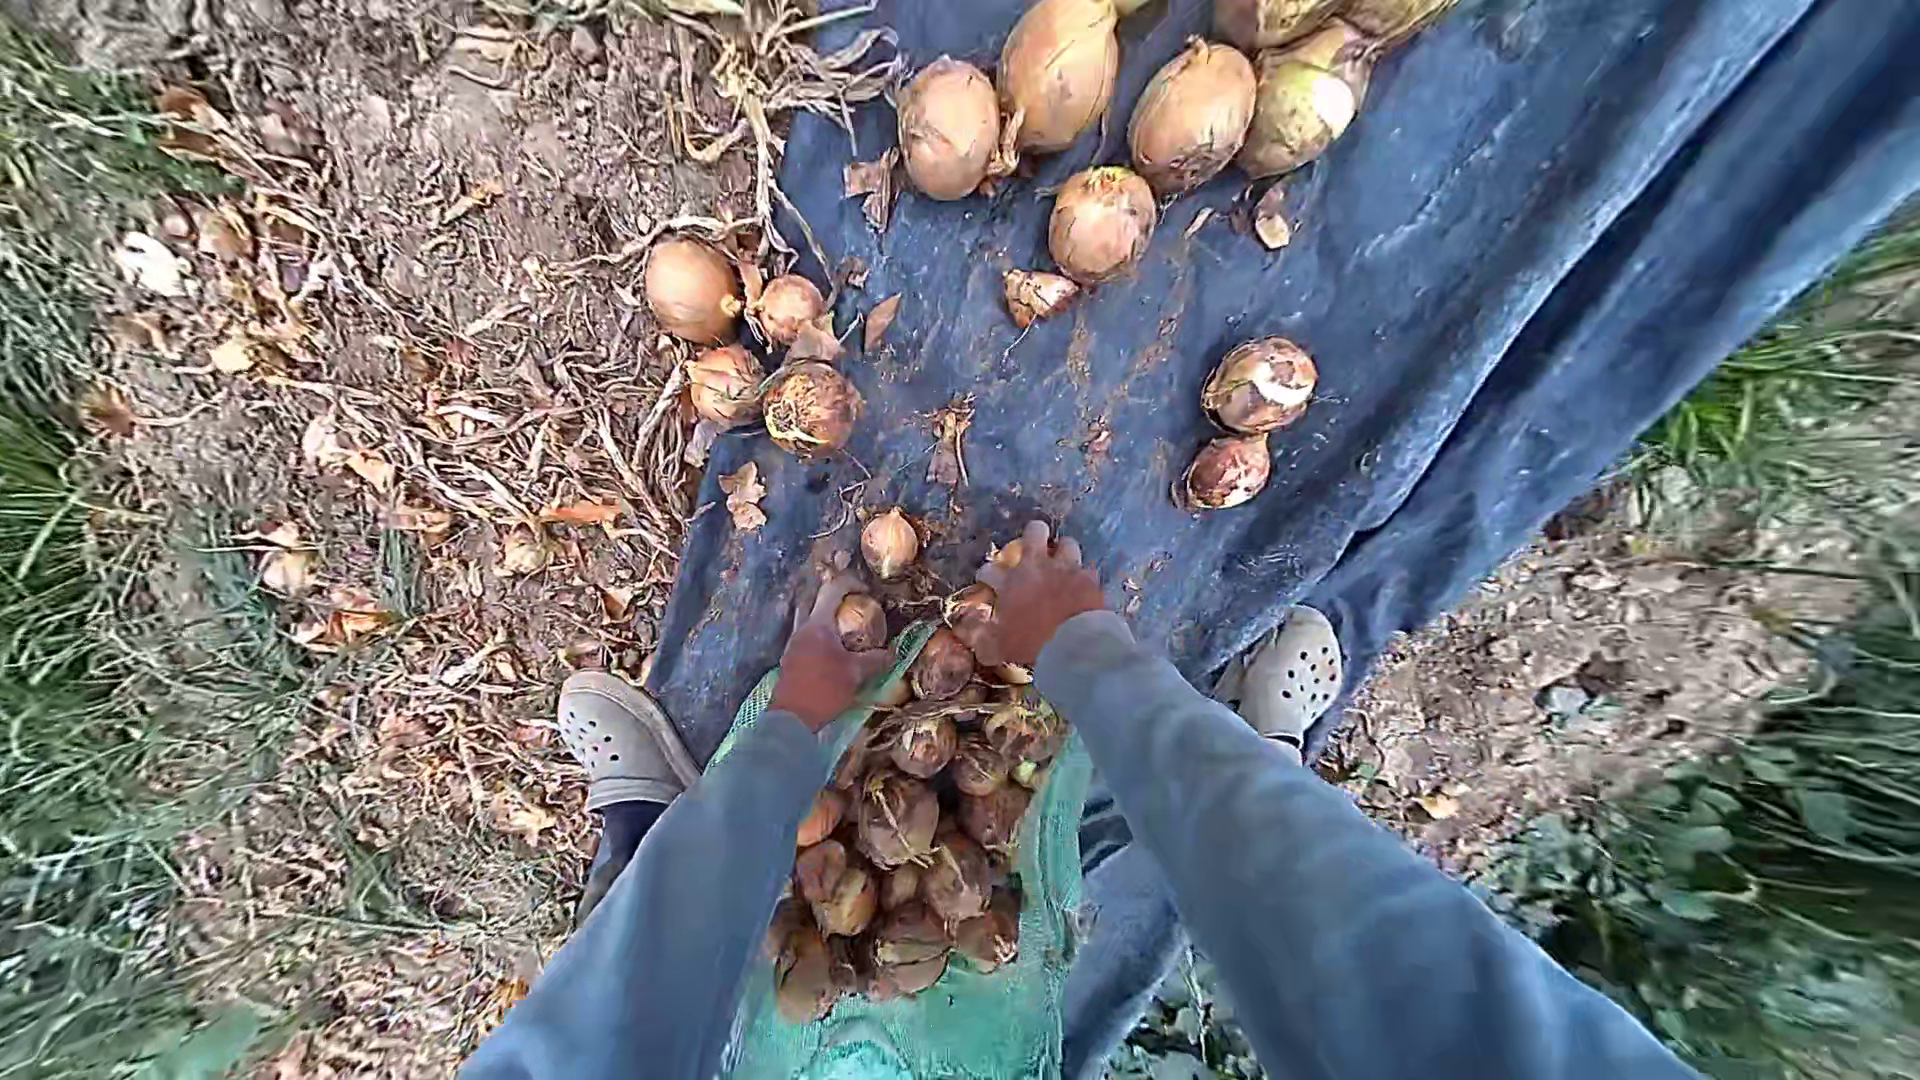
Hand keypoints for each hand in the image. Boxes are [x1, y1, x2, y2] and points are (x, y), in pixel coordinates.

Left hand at [770, 573, 894, 731]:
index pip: (832, 591)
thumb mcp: (856, 673)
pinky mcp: (792, 661)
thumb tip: (894, 652)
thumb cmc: (825, 689)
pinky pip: (811, 640)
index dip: (851, 583)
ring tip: (853, 634)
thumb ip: (876, 659)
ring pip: (815, 624)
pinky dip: (826, 640)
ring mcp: (794, 646)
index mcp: (817, 625)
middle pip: (821, 605)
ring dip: (833, 624)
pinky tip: (838, 655)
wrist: (791, 720)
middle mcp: (802, 630)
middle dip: (840, 603)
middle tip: (861, 610)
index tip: (867, 589)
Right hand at [976, 520, 1108, 666]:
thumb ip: (990, 640)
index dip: (987, 574)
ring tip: (1063, 564)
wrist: (1075, 645)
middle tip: (1033, 549)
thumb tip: (982, 645)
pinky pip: (1087, 570)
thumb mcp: (1003, 647)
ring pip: (1067, 543)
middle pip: (1035, 531)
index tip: (989, 581)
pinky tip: (1083, 588)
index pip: (990, 569)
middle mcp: (1038, 567)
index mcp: (1011, 582)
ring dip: (1064, 552)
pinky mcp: (1090, 579)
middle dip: (1034, 534)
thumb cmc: (1033, 644)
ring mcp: (1067, 569)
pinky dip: (1083, 578)